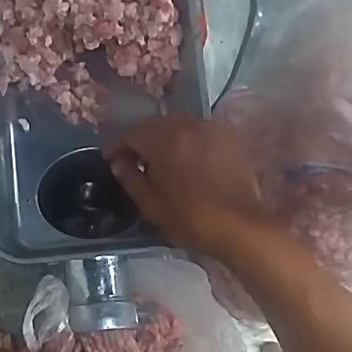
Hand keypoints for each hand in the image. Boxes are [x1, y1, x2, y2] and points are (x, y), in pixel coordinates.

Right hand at [105, 116, 270, 258]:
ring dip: (165, 139)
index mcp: (165, 139)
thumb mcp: (152, 206)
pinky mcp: (231, 139)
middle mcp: (189, 124)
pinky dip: (188, 142)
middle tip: (134, 161)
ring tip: (161, 161)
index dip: (117, 146)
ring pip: (180, 126)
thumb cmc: (192, 220)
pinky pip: (201, 133)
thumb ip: (131, 179)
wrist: (241, 227)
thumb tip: (119, 163)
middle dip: (141, 140)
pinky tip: (187, 160)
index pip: (131, 133)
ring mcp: (213, 129)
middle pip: (156, 125)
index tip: (110, 160)